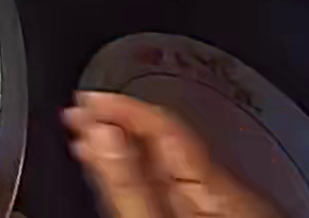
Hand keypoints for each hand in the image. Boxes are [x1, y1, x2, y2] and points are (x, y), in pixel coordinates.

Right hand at [62, 91, 282, 217]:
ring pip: (166, 168)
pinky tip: (116, 174)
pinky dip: (139, 177)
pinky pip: (172, 191)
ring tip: (85, 143)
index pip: (162, 124)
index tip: (82, 101)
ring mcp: (227, 215)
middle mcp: (232, 199)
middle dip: (115, 127)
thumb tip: (97, 128)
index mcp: (224, 192)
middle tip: (75, 119)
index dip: (118, 106)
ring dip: (122, 151)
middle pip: (163, 144)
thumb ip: (126, 181)